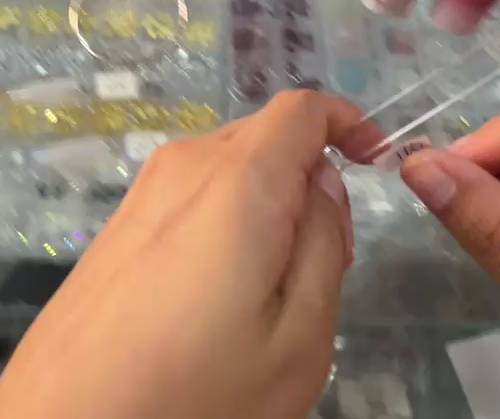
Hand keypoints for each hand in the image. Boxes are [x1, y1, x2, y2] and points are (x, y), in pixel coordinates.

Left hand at [0, 90, 362, 418]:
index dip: (348, 121)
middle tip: (326, 259)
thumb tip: (322, 181)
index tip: (377, 162)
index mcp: (238, 176)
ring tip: (269, 289)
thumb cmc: (196, 391)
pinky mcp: (122, 216)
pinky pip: (194, 189)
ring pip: (231, 164)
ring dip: (269, 199)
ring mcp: (147, 186)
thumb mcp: (298, 336)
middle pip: (268, 135)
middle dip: (311, 175)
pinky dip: (228, 214)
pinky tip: (216, 291)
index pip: (303, 108)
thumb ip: (325, 242)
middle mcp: (188, 161)